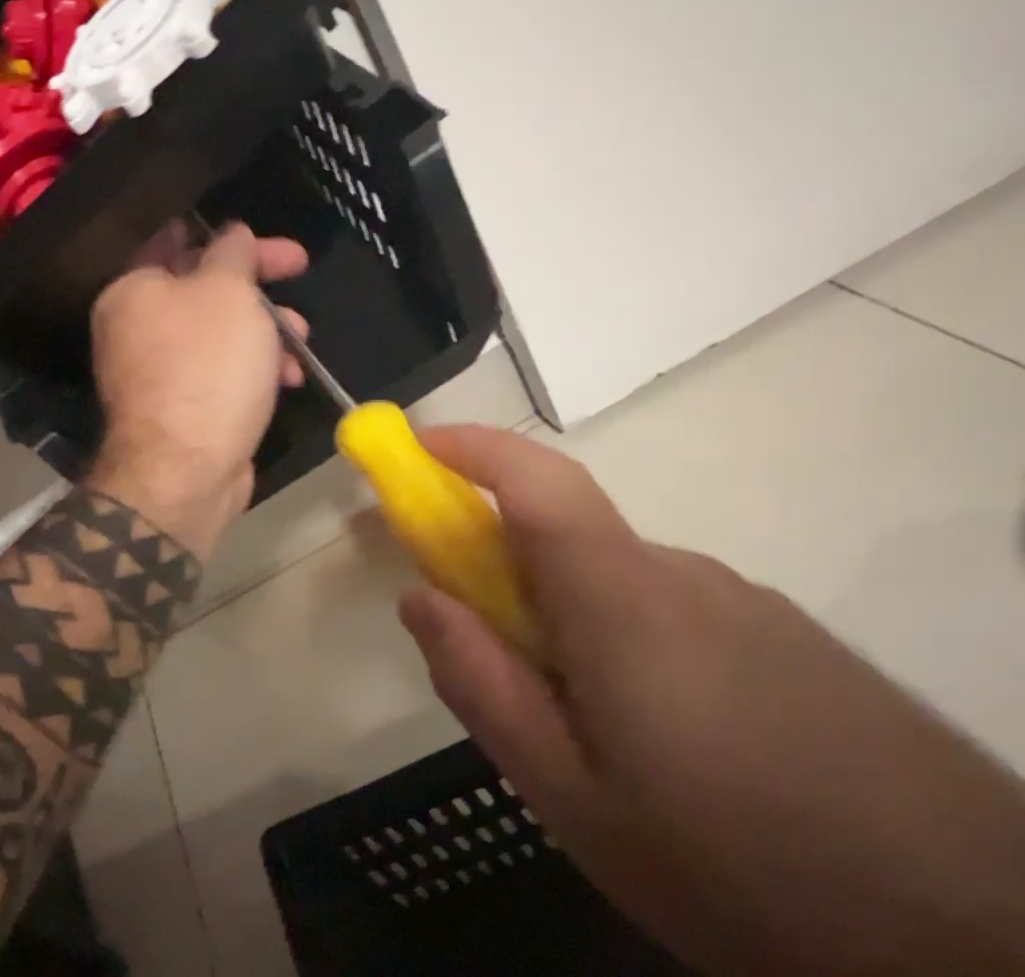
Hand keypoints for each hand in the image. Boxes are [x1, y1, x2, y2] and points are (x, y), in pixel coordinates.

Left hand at [86, 223, 307, 558]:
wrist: (184, 471)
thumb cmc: (206, 367)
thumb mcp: (228, 292)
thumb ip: (232, 254)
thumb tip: (231, 235)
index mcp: (131, 291)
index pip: (178, 242)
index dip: (230, 236)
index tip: (271, 241)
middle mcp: (134, 329)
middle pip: (201, 290)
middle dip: (257, 287)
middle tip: (298, 275)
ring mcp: (154, 374)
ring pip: (216, 336)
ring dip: (264, 332)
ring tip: (300, 342)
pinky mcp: (178, 411)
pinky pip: (218, 375)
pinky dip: (252, 370)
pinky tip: (287, 381)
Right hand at [399, 424, 1024, 975]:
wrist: (969, 936)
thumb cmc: (729, 861)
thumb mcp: (568, 793)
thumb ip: (482, 684)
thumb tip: (419, 598)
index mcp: (624, 602)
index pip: (538, 484)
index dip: (469, 449)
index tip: (409, 449)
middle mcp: (689, 580)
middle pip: (566, 542)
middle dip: (501, 573)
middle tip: (481, 663)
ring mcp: (753, 609)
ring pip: (618, 588)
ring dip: (568, 625)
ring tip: (584, 740)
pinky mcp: (796, 646)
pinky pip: (674, 618)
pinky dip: (627, 646)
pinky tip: (662, 748)